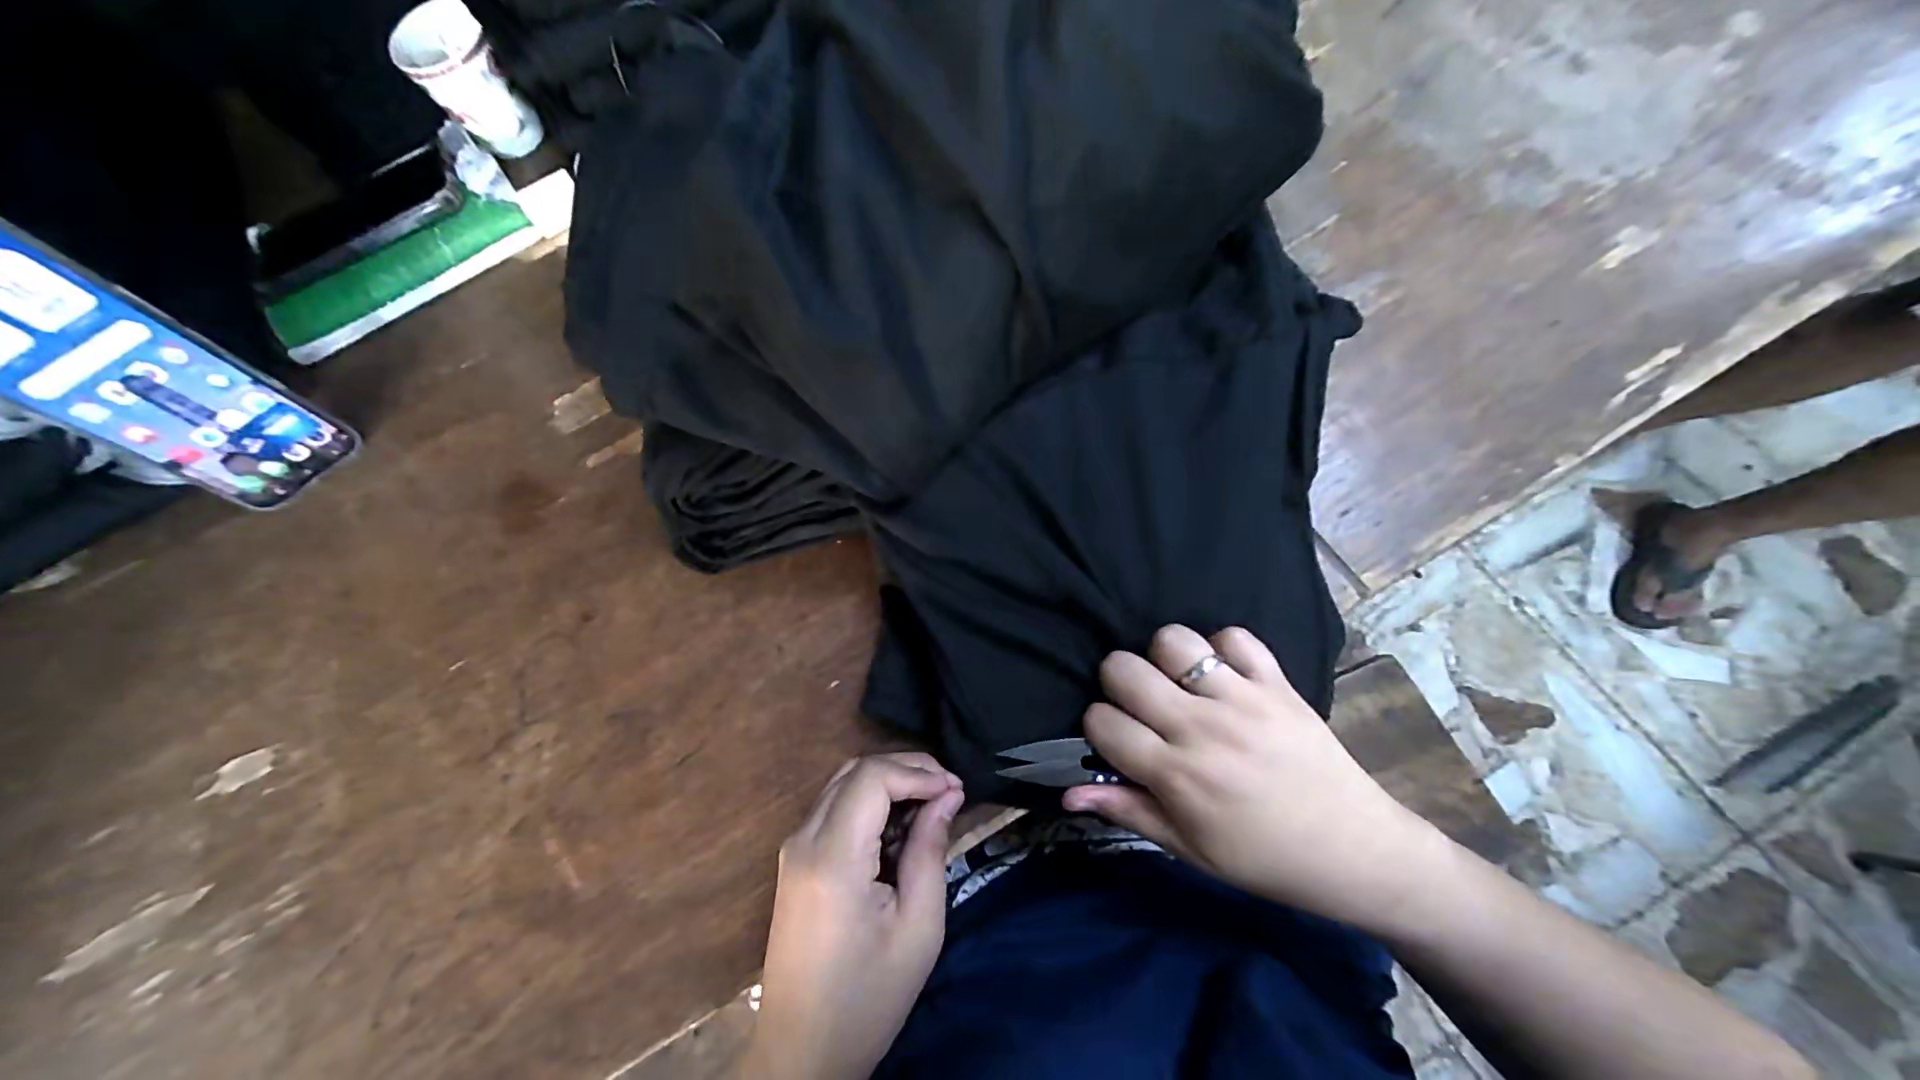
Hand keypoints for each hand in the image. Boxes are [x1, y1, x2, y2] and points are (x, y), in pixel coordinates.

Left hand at [743, 753, 964, 1079]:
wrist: (802, 1052)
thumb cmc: (868, 997)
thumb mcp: (919, 927)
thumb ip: (930, 851)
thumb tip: (947, 796)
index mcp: (832, 857)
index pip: (872, 778)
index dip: (918, 772)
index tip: (956, 790)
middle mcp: (804, 841)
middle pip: (855, 770)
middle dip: (906, 768)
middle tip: (949, 788)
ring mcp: (793, 849)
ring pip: (842, 783)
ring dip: (888, 780)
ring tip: (932, 799)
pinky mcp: (794, 861)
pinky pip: (833, 807)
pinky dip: (869, 800)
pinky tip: (900, 821)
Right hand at [1062, 625, 1448, 933]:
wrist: (1357, 851)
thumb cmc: (1263, 858)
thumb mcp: (1189, 848)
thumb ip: (1127, 810)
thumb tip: (1067, 793)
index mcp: (1176, 775)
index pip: (1102, 722)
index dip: (1098, 727)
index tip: (1117, 739)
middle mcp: (1202, 728)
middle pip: (1123, 669)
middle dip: (1117, 684)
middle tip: (1140, 706)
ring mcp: (1242, 700)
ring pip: (1173, 640)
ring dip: (1164, 658)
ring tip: (1178, 683)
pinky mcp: (1278, 684)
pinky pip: (1235, 636)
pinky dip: (1222, 648)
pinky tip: (1224, 675)